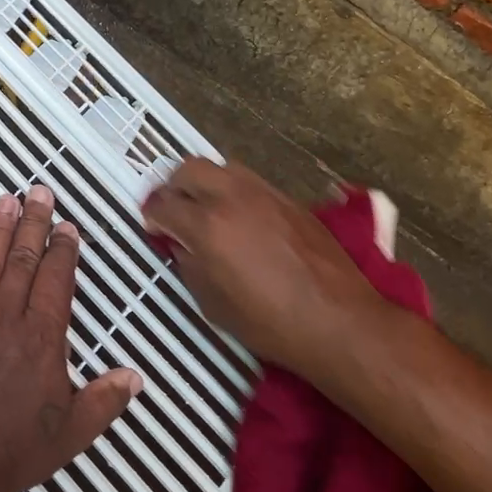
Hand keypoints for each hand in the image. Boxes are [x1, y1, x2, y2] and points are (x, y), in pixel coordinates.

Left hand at [0, 185, 141, 491]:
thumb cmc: (13, 448)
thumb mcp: (72, 432)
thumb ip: (105, 399)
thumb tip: (135, 376)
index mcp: (42, 337)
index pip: (56, 278)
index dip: (63, 249)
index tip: (68, 227)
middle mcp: (7, 316)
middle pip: (24, 257)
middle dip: (34, 221)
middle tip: (40, 191)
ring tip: (7, 198)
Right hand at [143, 160, 389, 381]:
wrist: (340, 322)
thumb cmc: (270, 323)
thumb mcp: (212, 303)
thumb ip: (188, 265)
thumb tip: (180, 245)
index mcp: (206, 225)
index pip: (163, 205)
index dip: (151, 216)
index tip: (152, 227)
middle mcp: (230, 198)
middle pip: (187, 170)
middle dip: (174, 188)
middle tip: (174, 212)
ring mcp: (262, 194)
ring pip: (220, 168)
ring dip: (205, 184)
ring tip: (207, 209)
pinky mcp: (288, 200)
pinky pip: (250, 182)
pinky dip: (234, 192)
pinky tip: (241, 219)